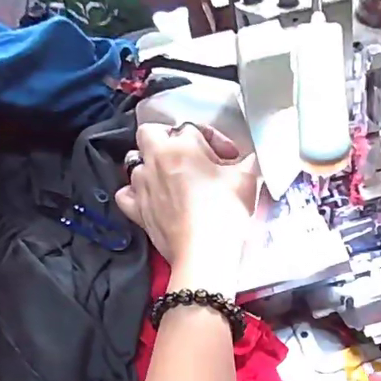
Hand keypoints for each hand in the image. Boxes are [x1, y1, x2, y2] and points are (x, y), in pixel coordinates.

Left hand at [116, 122, 259, 293]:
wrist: (205, 252)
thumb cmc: (225, 212)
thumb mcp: (249, 178)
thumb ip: (251, 159)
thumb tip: (254, 156)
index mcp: (181, 146)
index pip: (193, 128)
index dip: (213, 140)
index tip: (229, 158)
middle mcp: (155, 161)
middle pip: (150, 133)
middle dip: (167, 139)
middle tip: (188, 155)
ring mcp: (142, 186)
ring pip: (135, 163)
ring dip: (151, 166)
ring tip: (172, 178)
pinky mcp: (137, 211)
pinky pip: (125, 194)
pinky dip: (135, 193)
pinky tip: (150, 198)